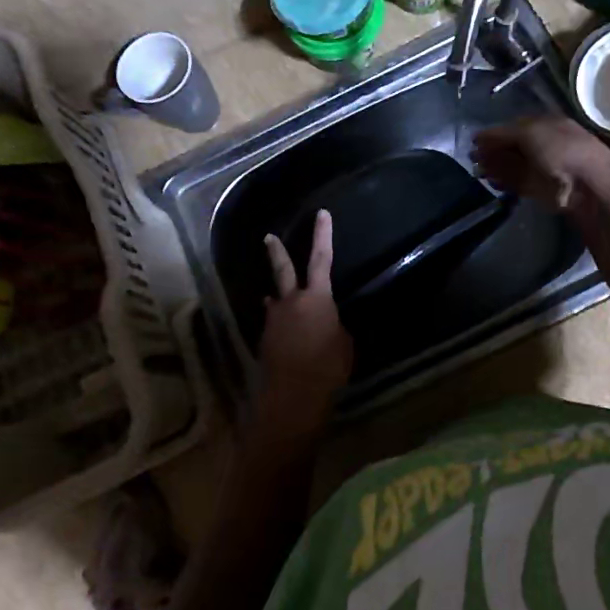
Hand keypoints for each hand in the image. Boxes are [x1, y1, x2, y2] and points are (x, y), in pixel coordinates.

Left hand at [254, 209, 352, 438]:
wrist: (293, 395)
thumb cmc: (328, 366)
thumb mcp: (344, 343)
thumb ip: (334, 325)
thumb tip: (325, 322)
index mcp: (317, 298)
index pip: (322, 259)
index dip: (323, 235)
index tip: (322, 214)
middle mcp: (291, 302)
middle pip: (283, 270)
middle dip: (277, 252)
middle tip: (269, 237)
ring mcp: (274, 320)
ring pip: (276, 300)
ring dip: (279, 297)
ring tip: (279, 297)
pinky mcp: (265, 339)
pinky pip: (274, 322)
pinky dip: (280, 322)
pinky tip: (285, 332)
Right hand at [471, 117, 609, 210]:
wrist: (585, 183)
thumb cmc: (559, 148)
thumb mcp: (529, 131)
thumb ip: (502, 134)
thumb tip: (478, 138)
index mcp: (546, 124)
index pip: (515, 126)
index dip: (495, 133)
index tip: (476, 141)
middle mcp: (545, 144)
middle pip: (513, 147)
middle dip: (493, 151)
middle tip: (473, 158)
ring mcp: (543, 167)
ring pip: (513, 165)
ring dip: (495, 167)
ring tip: (477, 171)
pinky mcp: (541, 188)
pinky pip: (518, 183)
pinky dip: (504, 182)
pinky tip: (490, 182)